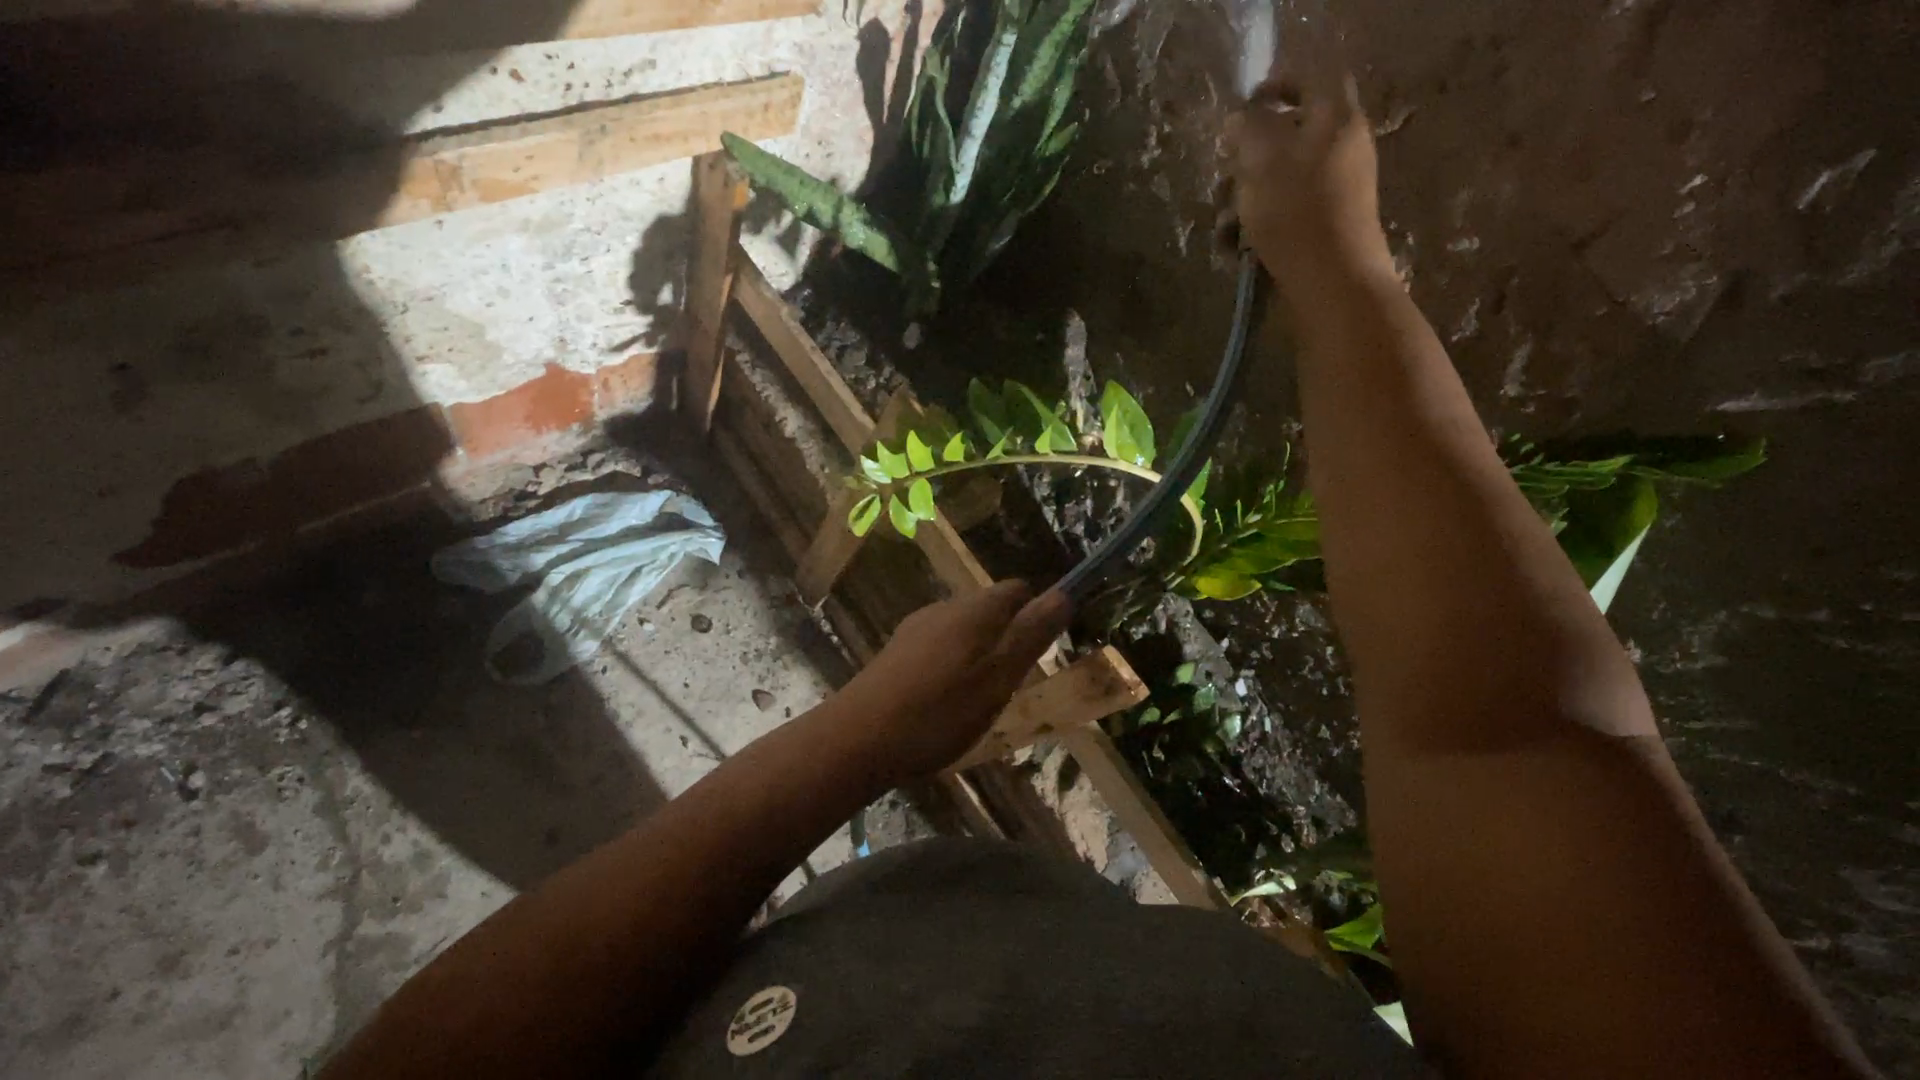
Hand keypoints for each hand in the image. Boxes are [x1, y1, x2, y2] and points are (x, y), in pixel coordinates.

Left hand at [834, 581, 1071, 780]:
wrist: (857, 739)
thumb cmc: (939, 711)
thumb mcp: (999, 677)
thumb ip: (1031, 634)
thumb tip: (1065, 592)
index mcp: (974, 609)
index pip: (1018, 590)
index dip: (1037, 612)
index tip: (1043, 650)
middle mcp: (943, 609)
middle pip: (989, 609)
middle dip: (1008, 637)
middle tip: (1015, 683)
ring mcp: (915, 630)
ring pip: (963, 631)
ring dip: (980, 655)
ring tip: (983, 699)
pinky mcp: (895, 655)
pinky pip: (938, 650)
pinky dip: (953, 669)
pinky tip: (946, 704)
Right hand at [1223, 72, 1392, 284]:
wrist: (1332, 283)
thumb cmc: (1297, 212)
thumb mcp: (1262, 158)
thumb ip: (1249, 126)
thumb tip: (1242, 117)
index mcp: (1335, 118)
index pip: (1312, 77)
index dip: (1277, 84)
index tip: (1242, 108)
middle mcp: (1340, 149)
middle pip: (1286, 137)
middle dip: (1244, 160)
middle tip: (1224, 179)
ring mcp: (1333, 192)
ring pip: (1276, 181)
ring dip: (1240, 202)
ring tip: (1222, 229)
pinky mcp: (1321, 228)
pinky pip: (1281, 215)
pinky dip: (1254, 228)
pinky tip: (1233, 251)